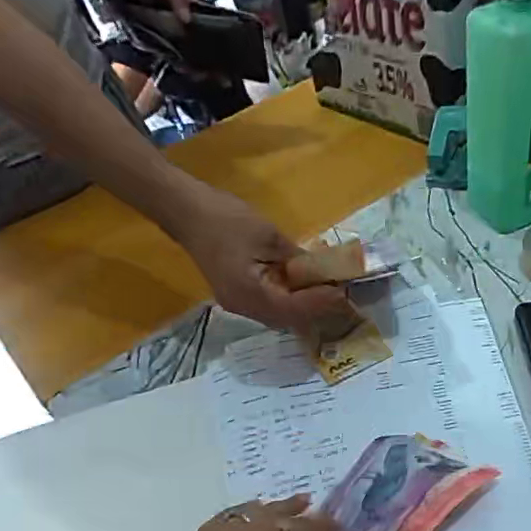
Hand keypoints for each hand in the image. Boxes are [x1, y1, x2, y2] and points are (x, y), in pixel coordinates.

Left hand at [107, 496, 345, 530]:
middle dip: (315, 526)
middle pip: (290, 520)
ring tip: (304, 504)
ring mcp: (224, 527)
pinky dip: (256, 513)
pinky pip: (238, 514)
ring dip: (286, 511)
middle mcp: (249, 527)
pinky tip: (261, 515)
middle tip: (333, 530)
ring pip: (263, 510)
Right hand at [171, 185, 355, 331]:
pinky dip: (289, 299)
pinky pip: (269, 306)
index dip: (321, 303)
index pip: (294, 309)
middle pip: (288, 319)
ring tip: (327, 291)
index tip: (344, 294)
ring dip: (303, 306)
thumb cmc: (226, 219)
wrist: (186, 211)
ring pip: (279, 315)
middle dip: (315, 308)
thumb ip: (298, 259)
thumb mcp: (270, 236)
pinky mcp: (237, 296)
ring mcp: (238, 305)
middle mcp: (244, 308)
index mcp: (250, 294)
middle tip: (341, 294)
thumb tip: (325, 273)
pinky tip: (303, 287)